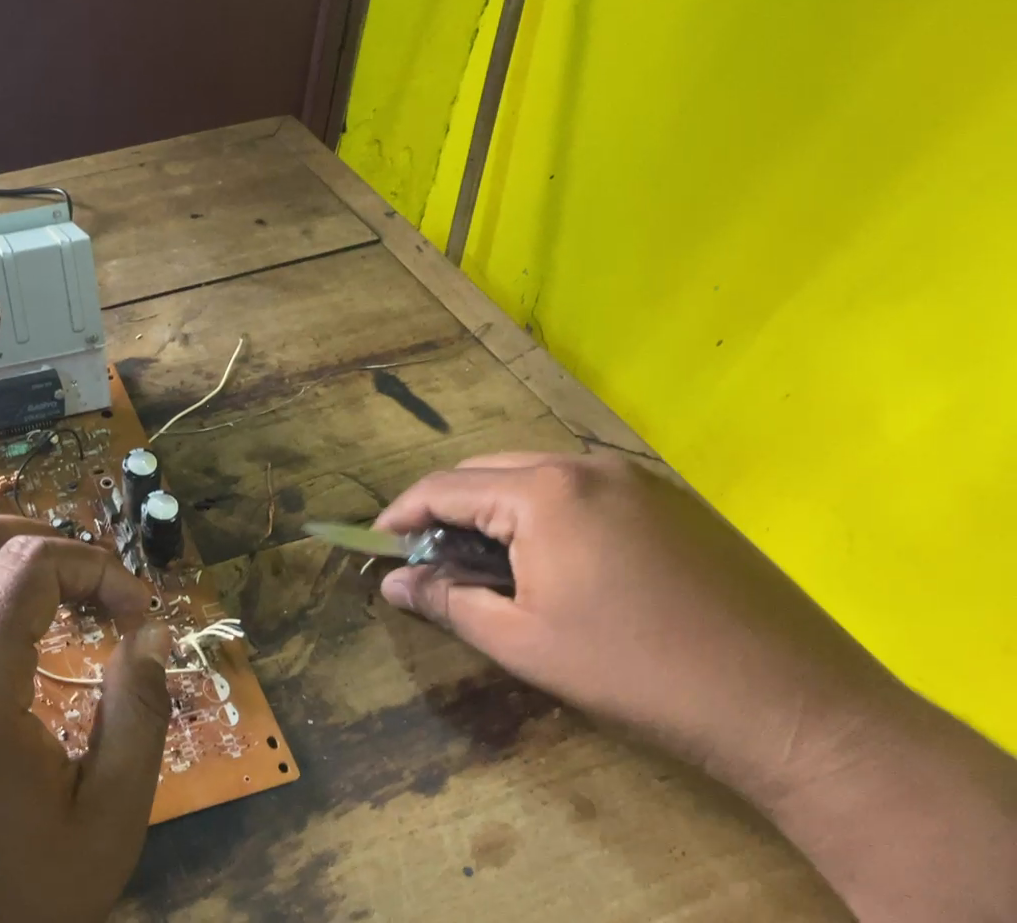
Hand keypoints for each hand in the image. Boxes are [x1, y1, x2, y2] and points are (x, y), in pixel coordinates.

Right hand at [377, 452, 1016, 921]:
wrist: (792, 706)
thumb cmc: (635, 671)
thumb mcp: (522, 642)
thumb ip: (447, 601)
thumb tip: (391, 582)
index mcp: (545, 492)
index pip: (446, 486)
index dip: (403, 512)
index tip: (378, 543)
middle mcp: (587, 465)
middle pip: (489, 470)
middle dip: (448, 507)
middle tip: (428, 555)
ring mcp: (638, 479)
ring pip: (538, 475)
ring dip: (497, 507)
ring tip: (485, 559)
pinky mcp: (674, 502)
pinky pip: (584, 489)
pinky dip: (547, 511)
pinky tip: (552, 558)